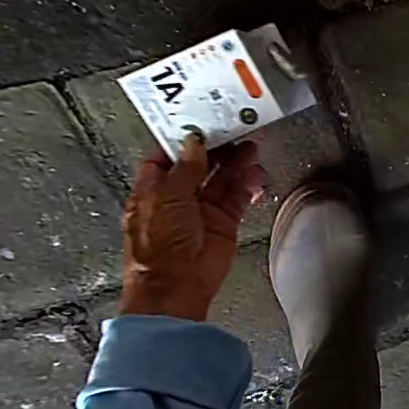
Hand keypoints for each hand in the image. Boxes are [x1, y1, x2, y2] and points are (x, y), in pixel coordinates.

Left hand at [118, 135, 266, 320]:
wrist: (176, 286)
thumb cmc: (158, 251)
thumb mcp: (166, 198)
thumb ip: (185, 168)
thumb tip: (194, 143)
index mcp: (153, 189)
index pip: (169, 155)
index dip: (185, 138)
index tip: (201, 121)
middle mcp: (177, 198)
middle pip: (200, 163)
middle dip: (217, 147)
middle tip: (233, 130)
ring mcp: (202, 211)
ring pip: (222, 178)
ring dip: (236, 163)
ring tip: (250, 149)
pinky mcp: (223, 224)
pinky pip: (238, 198)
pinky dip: (248, 185)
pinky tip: (255, 174)